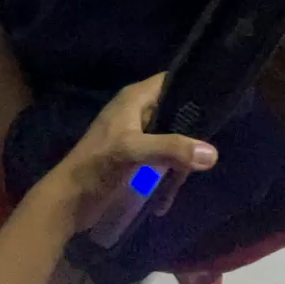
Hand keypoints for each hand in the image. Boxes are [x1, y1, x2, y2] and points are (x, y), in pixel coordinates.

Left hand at [32, 74, 217, 234]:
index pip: (170, 81)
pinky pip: (160, 161)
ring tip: (178, 184)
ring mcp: (134, 136)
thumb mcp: (133, 151)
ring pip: (170, 140)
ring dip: (176, 163)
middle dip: (188, 135)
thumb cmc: (97, 165)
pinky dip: (165, 177)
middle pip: (174, 113)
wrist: (67, 202)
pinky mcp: (133, 159)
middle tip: (199, 155)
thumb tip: (212, 153)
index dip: (191, 88)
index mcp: (134, 98)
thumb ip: (171, 149)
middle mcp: (136, 112)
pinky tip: (165, 198)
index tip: (216, 104)